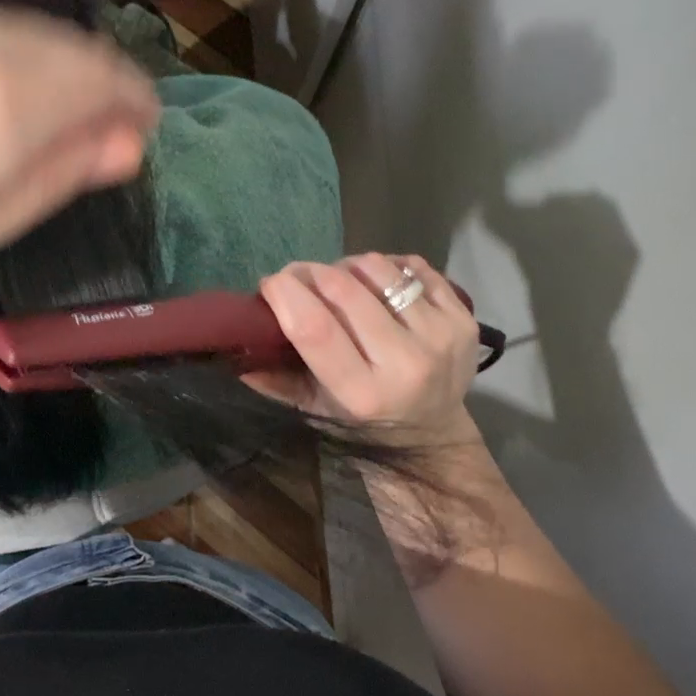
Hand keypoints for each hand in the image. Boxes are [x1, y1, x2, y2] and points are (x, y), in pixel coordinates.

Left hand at [0, 0, 159, 337]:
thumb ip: (50, 182)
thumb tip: (122, 143)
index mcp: (4, 101)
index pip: (107, 82)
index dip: (132, 111)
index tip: (135, 139)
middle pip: (63, 50)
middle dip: (89, 93)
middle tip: (87, 145)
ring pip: (11, 35)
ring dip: (38, 77)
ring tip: (26, 135)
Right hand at [244, 254, 481, 445]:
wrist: (432, 429)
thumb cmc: (360, 420)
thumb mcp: (314, 408)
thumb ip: (275, 382)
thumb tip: (233, 353)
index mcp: (362, 393)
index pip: (317, 330)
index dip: (287, 296)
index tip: (269, 283)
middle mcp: (406, 363)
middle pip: (346, 292)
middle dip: (310, 273)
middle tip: (296, 276)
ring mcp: (441, 336)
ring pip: (379, 270)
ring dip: (347, 266)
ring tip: (337, 280)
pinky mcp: (463, 316)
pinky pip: (413, 267)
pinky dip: (386, 267)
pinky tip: (374, 283)